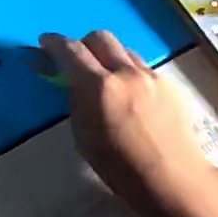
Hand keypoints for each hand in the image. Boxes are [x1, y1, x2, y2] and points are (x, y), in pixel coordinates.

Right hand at [41, 31, 217, 216]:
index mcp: (100, 88)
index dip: (54, 43)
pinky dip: (129, 72)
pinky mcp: (169, 83)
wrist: (172, 178)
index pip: (71, 51)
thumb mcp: (84, 138)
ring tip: (106, 80)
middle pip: (100, 37)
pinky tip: (130, 96)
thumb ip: (77, 101)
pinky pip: (142, 67)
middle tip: (76, 61)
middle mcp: (127, 73)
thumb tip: (73, 81)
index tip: (45, 42)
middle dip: (83, 44)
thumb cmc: (121, 168)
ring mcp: (151, 75)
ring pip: (124, 50)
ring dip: (109, 57)